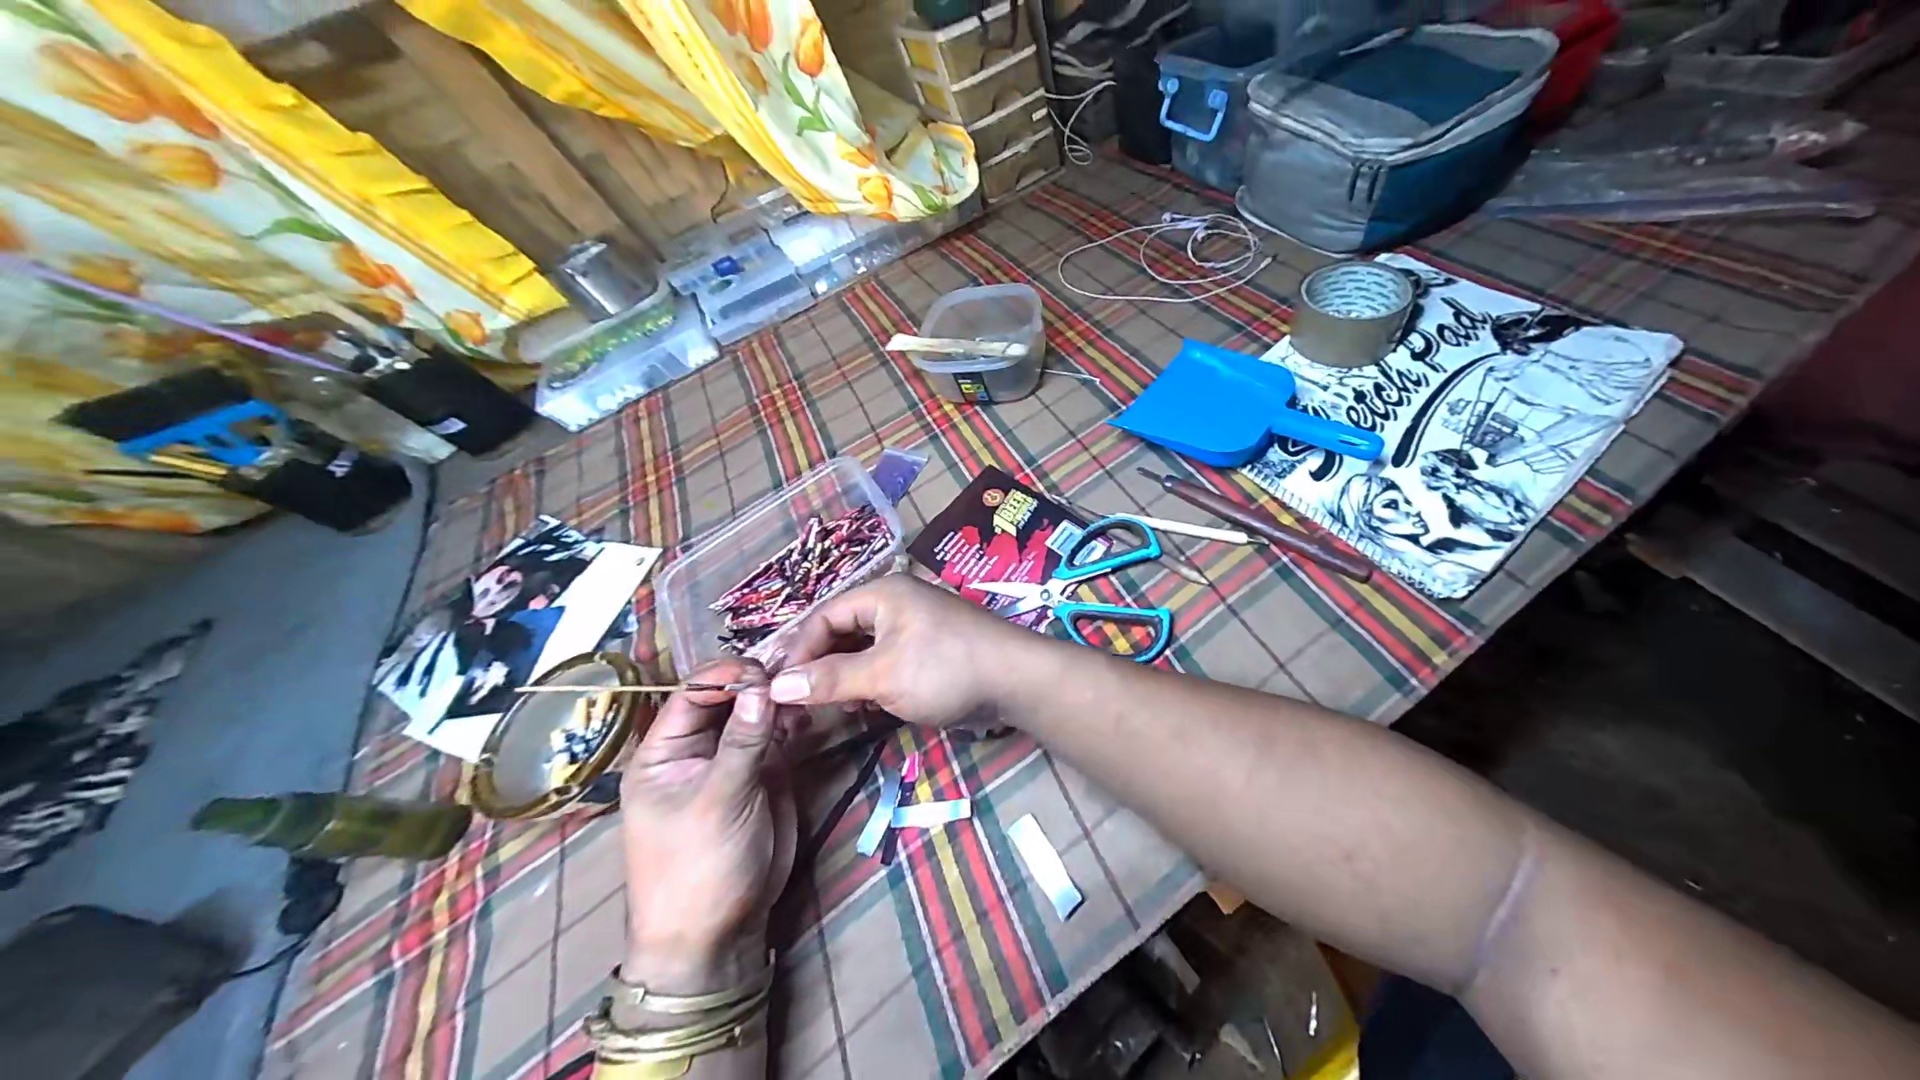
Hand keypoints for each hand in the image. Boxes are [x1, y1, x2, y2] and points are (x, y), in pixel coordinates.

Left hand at [620, 658, 794, 997]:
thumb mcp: (717, 801)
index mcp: (663, 752)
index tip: (762, 671)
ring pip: (754, 714)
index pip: (691, 696)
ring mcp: (731, 759)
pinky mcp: (762, 773)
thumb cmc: (698, 866)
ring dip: (776, 701)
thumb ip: (742, 743)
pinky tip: (806, 716)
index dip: (724, 677)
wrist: (721, 930)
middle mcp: (696, 748)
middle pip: (726, 699)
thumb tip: (762, 688)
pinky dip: (790, 723)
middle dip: (755, 684)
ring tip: (802, 692)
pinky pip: (776, 736)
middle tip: (791, 676)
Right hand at [768, 575, 1034, 726]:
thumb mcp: (882, 675)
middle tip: (799, 701)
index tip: (779, 687)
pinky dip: (868, 683)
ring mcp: (912, 629)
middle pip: (841, 632)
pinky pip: (884, 663)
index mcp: (881, 594)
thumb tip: (776, 686)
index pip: (823, 616)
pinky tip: (860, 706)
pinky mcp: (926, 653)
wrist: (1015, 682)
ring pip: (862, 651)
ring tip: (829, 707)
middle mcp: (894, 605)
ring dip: (843, 678)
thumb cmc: (944, 669)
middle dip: (820, 666)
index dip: (798, 650)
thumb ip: (828, 680)